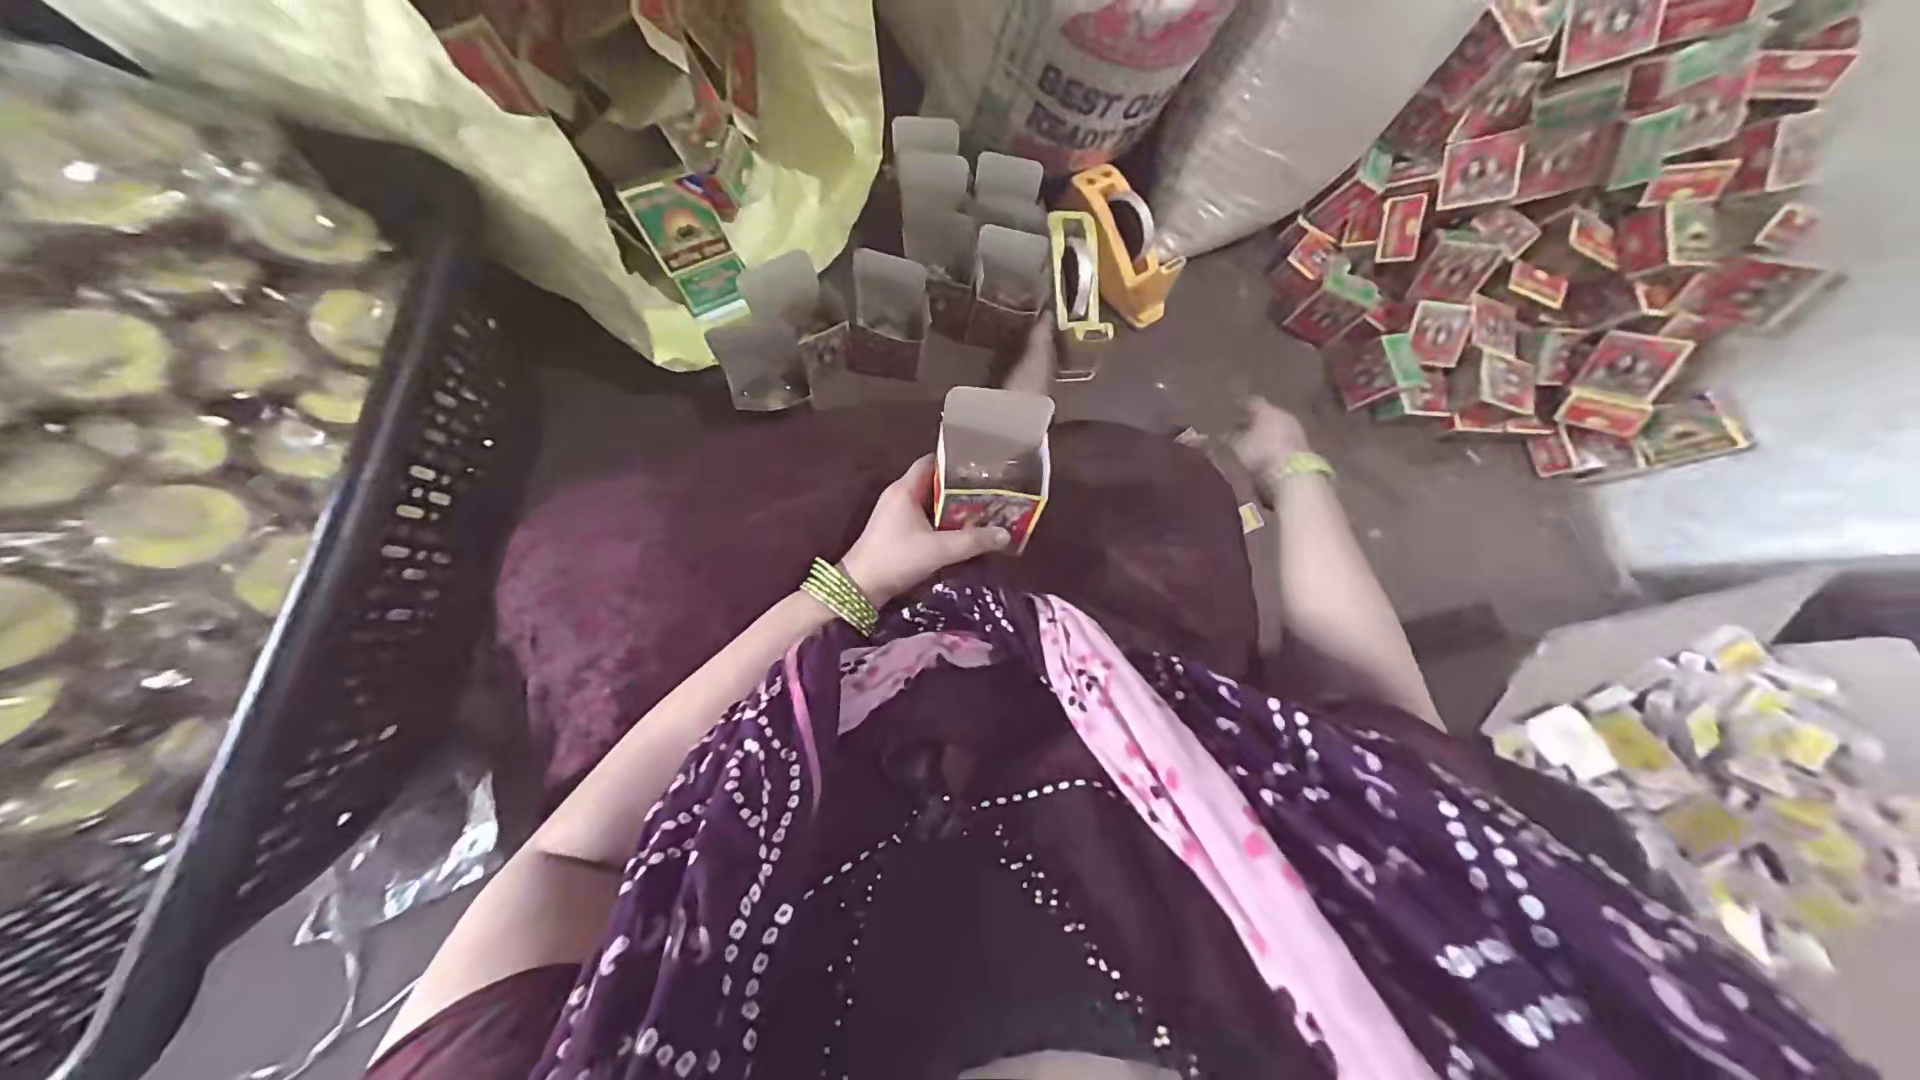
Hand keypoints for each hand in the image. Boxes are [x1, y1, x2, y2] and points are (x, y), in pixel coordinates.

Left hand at [840, 455, 1010, 604]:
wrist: (860, 588)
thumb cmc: (896, 559)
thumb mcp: (939, 550)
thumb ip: (973, 542)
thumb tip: (1005, 534)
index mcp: (905, 489)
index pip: (931, 461)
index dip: (955, 462)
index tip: (981, 468)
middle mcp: (898, 496)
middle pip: (934, 482)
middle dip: (960, 486)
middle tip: (989, 491)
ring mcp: (895, 513)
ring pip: (929, 501)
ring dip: (952, 506)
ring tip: (982, 509)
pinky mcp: (895, 530)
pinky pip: (923, 517)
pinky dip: (941, 520)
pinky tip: (961, 530)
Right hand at [1229, 398, 1317, 499]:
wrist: (1292, 473)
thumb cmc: (1260, 453)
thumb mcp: (1238, 446)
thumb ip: (1228, 438)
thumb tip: (1221, 435)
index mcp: (1267, 411)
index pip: (1252, 402)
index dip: (1241, 404)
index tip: (1233, 405)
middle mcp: (1282, 416)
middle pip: (1265, 414)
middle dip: (1251, 420)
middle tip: (1237, 425)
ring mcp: (1294, 430)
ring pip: (1274, 426)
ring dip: (1262, 431)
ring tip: (1249, 439)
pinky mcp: (1301, 445)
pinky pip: (1281, 438)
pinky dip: (1271, 441)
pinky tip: (1264, 448)